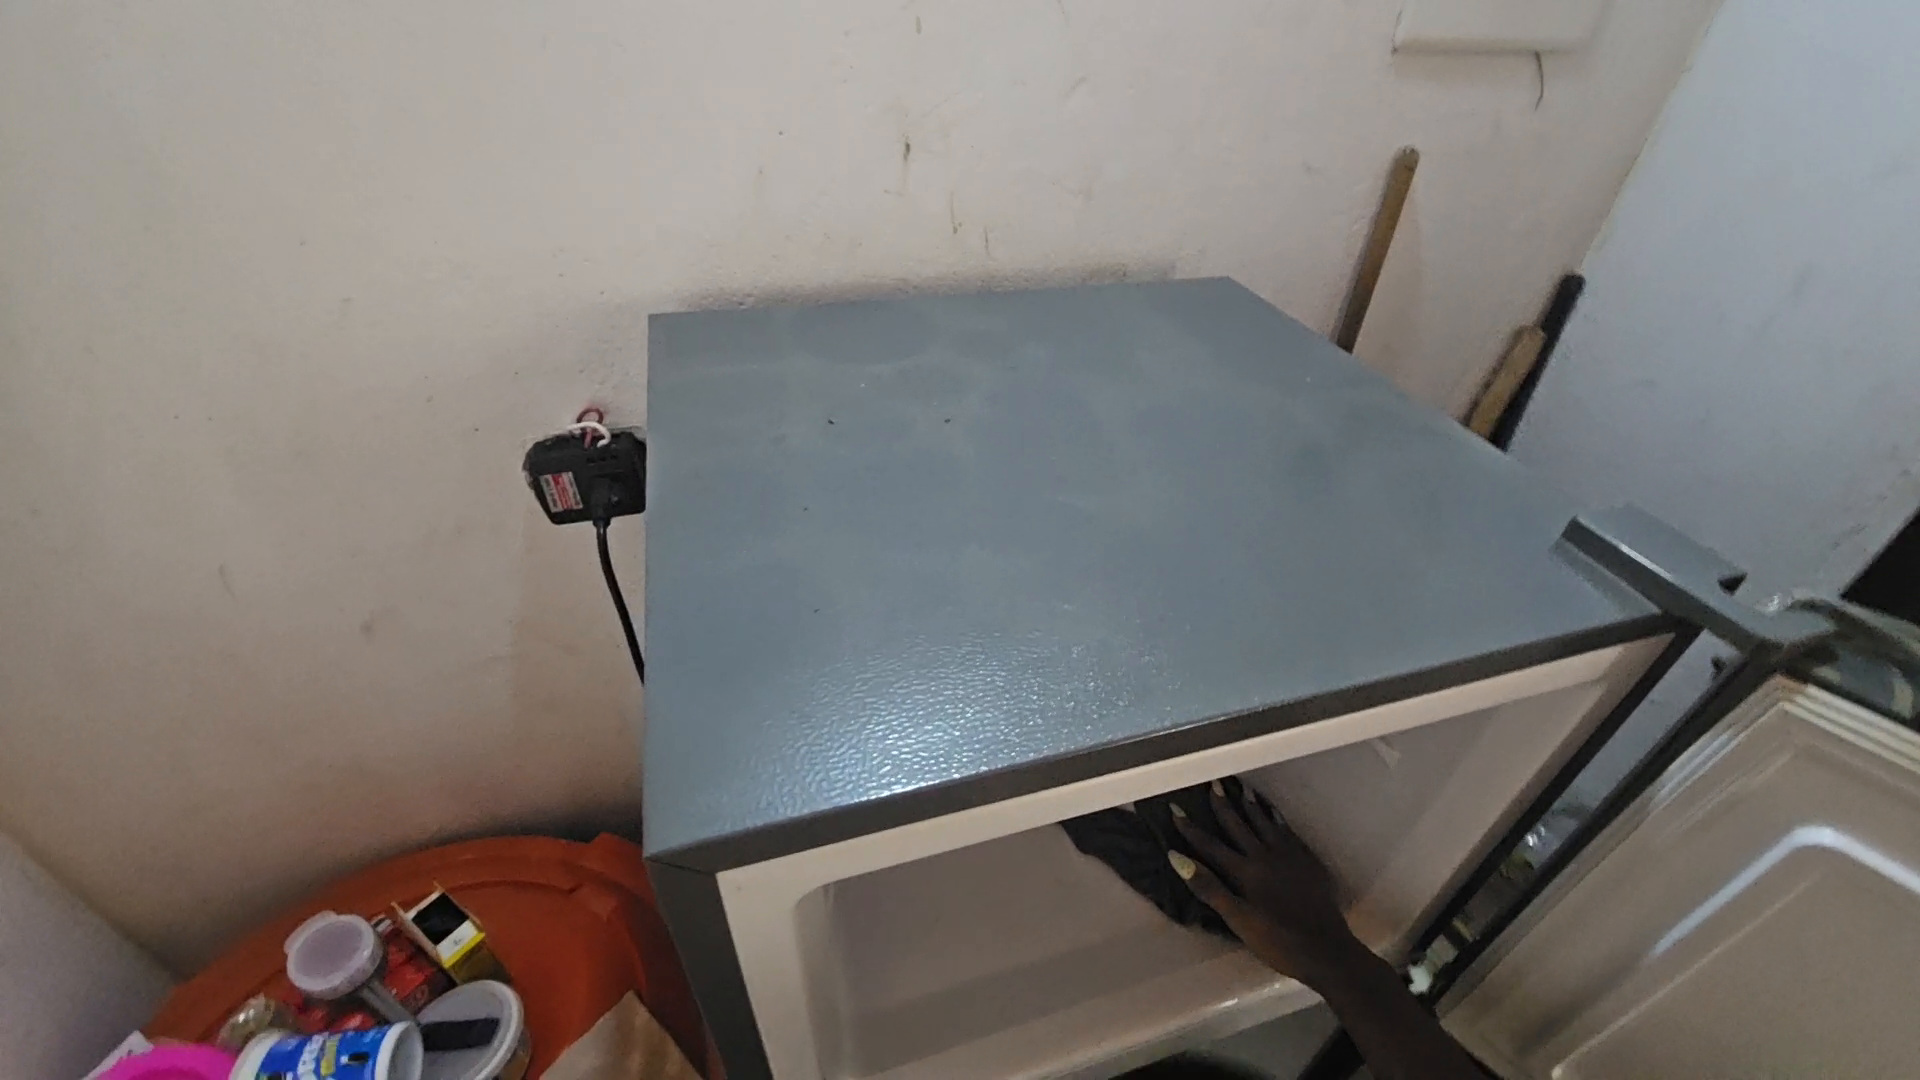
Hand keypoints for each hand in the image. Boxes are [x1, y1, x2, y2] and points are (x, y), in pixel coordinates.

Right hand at [1169, 783, 1371, 989]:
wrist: (1328, 952)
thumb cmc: (1277, 941)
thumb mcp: (1238, 920)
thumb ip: (1208, 887)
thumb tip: (1177, 857)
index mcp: (1244, 871)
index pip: (1210, 844)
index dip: (1190, 827)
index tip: (1175, 807)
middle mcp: (1264, 856)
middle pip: (1238, 825)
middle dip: (1223, 804)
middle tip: (1214, 783)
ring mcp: (1288, 857)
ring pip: (1265, 823)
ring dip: (1252, 806)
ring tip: (1243, 789)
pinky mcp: (1307, 862)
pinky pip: (1288, 832)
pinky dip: (1277, 819)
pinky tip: (1275, 814)